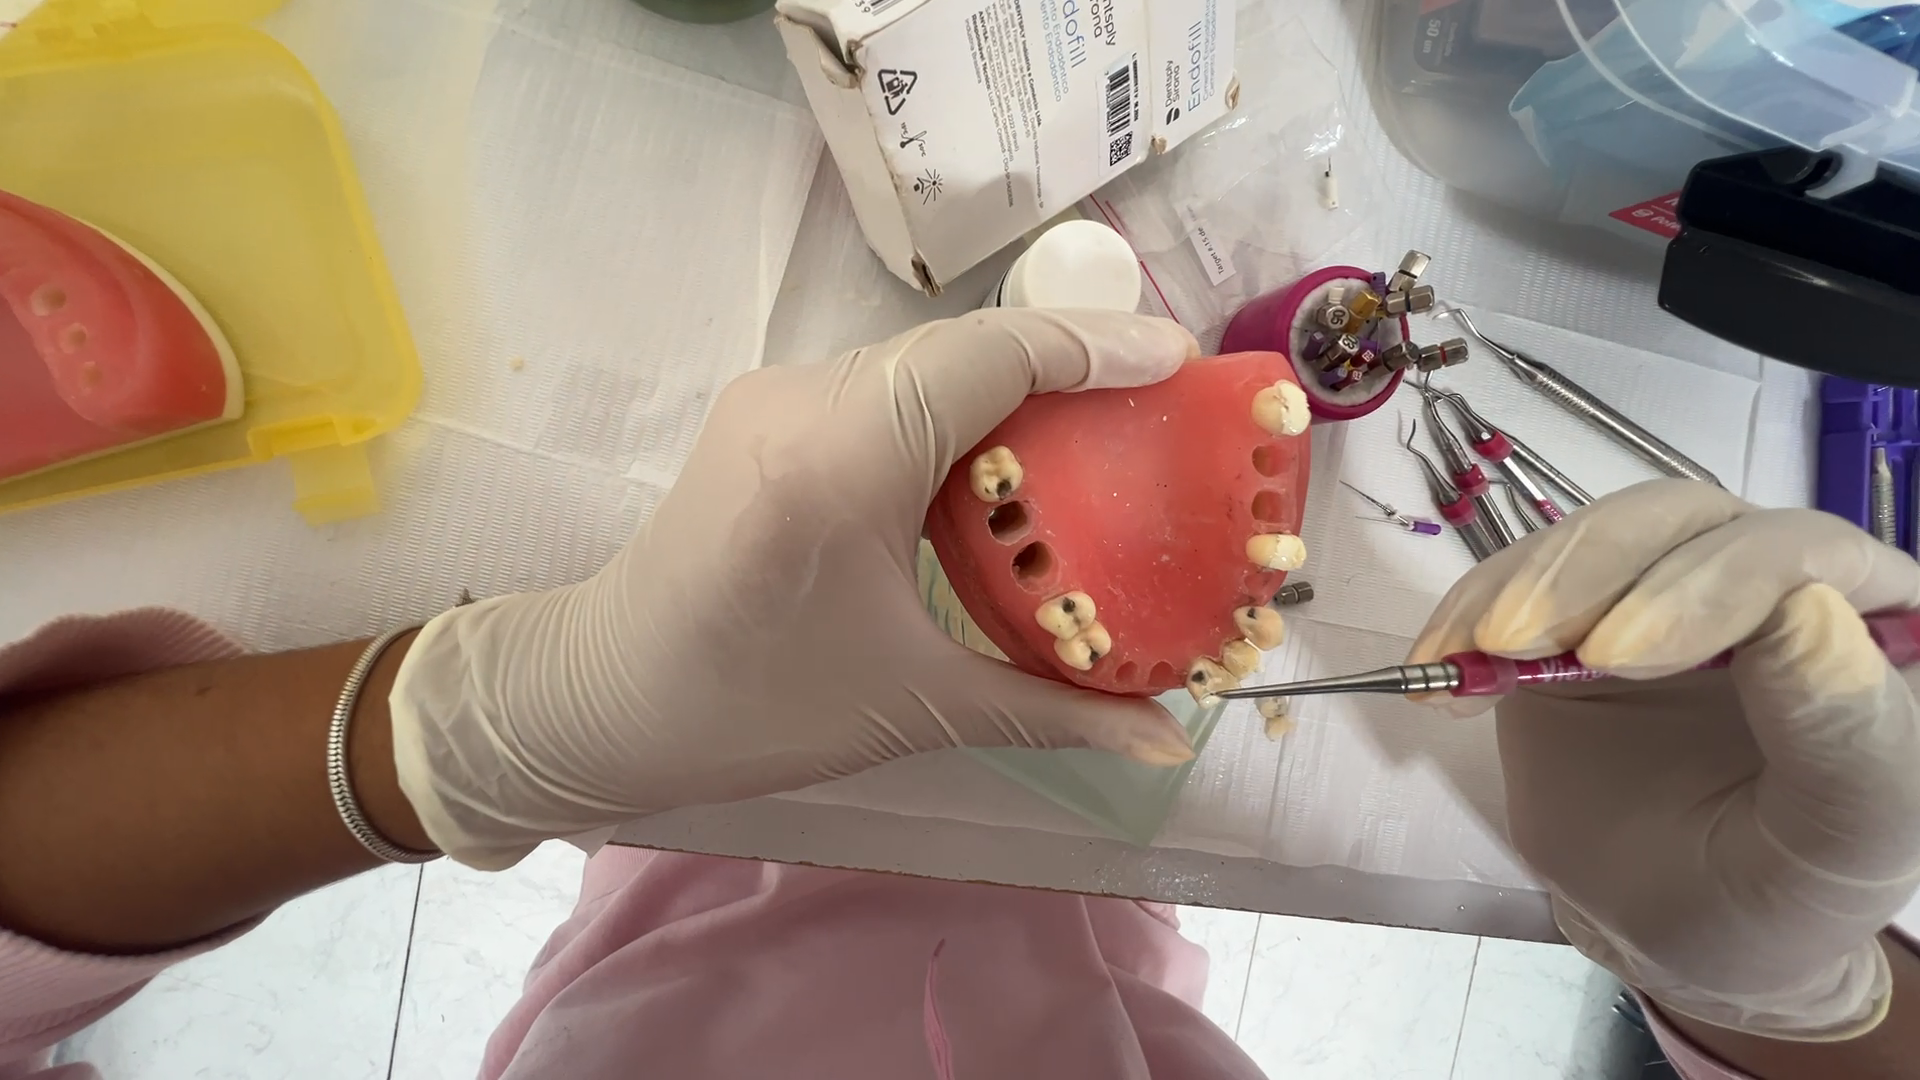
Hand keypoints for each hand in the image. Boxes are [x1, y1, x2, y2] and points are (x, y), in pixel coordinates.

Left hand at [388, 310, 1200, 868]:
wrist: (597, 698)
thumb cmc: (750, 711)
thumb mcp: (913, 708)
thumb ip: (1052, 712)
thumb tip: (1169, 742)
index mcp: (842, 459)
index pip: (990, 357)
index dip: (1095, 345)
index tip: (1176, 362)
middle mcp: (806, 399)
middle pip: (963, 348)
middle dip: (1066, 360)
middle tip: (1148, 403)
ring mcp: (777, 394)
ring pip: (924, 360)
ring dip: (1011, 382)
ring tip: (1090, 424)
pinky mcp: (766, 410)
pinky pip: (886, 384)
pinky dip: (958, 405)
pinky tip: (997, 453)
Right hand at [1408, 480, 1919, 1039]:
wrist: (1656, 917)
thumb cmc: (1767, 894)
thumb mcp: (1830, 845)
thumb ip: (1846, 741)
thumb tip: (1809, 607)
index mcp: (1863, 633)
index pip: (1788, 552)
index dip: (1696, 585)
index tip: (1604, 660)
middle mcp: (1751, 594)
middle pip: (1666, 521)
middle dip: (1577, 572)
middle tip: (1508, 641)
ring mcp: (1640, 601)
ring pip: (1575, 542)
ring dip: (1501, 590)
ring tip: (1453, 661)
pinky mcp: (1557, 622)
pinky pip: (1501, 585)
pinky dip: (1456, 616)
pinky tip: (1433, 665)